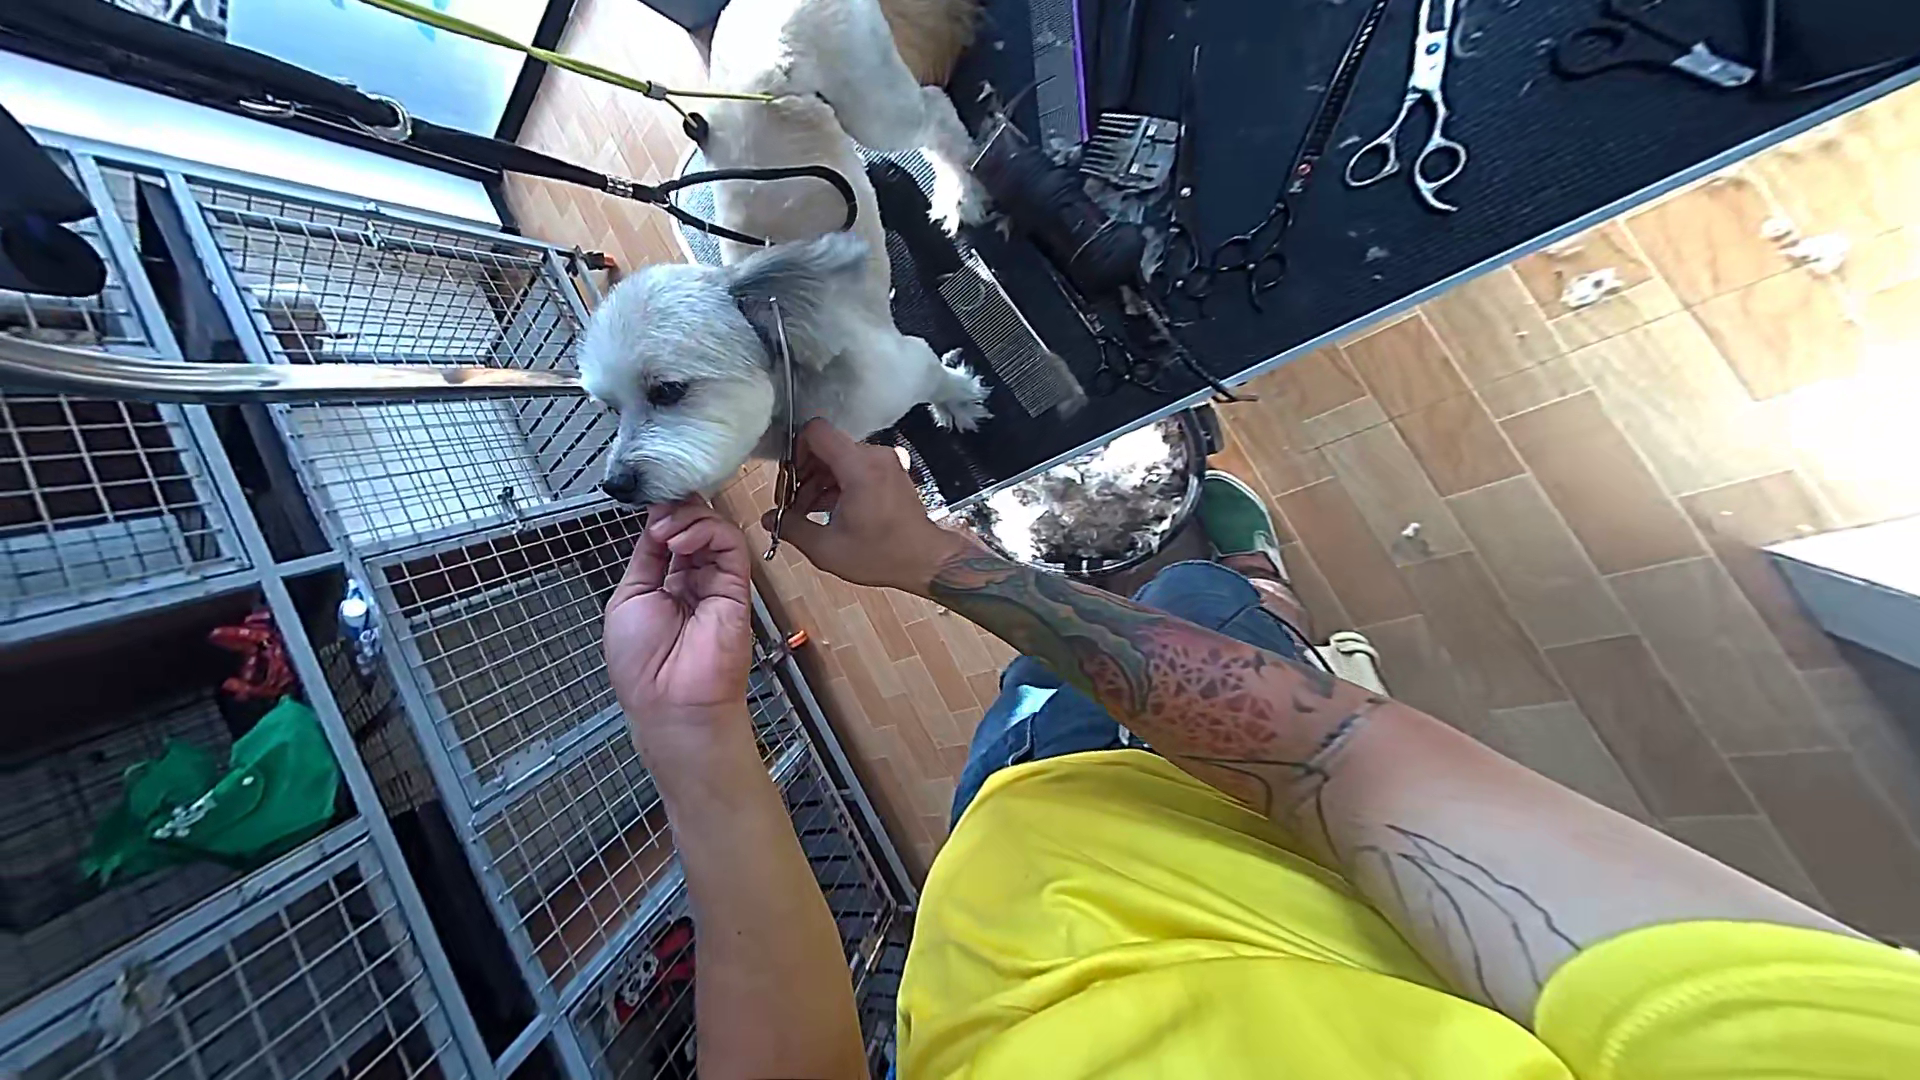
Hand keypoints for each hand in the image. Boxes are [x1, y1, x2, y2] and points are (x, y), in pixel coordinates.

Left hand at [604, 497, 754, 741]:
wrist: (671, 698)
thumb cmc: (642, 661)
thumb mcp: (629, 598)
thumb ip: (647, 558)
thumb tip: (656, 522)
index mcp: (667, 581)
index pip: (673, 534)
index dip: (664, 514)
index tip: (651, 500)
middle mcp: (695, 576)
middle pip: (695, 526)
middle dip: (676, 510)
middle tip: (659, 517)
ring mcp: (718, 580)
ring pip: (716, 529)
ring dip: (690, 519)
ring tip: (668, 532)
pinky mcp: (739, 584)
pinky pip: (732, 546)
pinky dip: (709, 531)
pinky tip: (683, 540)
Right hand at [761, 419, 977, 593]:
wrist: (926, 561)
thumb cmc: (882, 555)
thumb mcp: (828, 548)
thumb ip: (792, 527)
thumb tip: (769, 518)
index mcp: (859, 466)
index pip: (816, 431)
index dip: (795, 451)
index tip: (789, 480)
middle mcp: (875, 456)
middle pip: (826, 447)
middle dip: (804, 473)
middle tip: (793, 503)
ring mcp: (886, 462)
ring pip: (840, 458)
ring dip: (820, 481)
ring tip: (808, 511)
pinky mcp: (891, 472)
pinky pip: (856, 467)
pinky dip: (839, 483)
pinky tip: (829, 510)